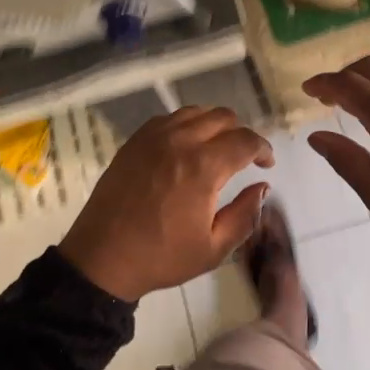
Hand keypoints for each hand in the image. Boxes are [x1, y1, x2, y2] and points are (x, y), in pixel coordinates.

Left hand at [58, 107, 274, 300]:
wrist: (103, 257)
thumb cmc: (161, 257)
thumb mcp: (214, 248)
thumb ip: (245, 215)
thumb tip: (262, 187)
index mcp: (203, 167)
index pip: (245, 141)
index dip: (263, 149)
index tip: (266, 164)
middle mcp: (180, 142)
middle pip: (223, 117)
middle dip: (240, 134)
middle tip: (243, 159)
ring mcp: (153, 137)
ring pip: (195, 112)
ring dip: (213, 126)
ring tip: (216, 149)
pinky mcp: (134, 141)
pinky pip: (168, 119)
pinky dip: (185, 126)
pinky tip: (185, 148)